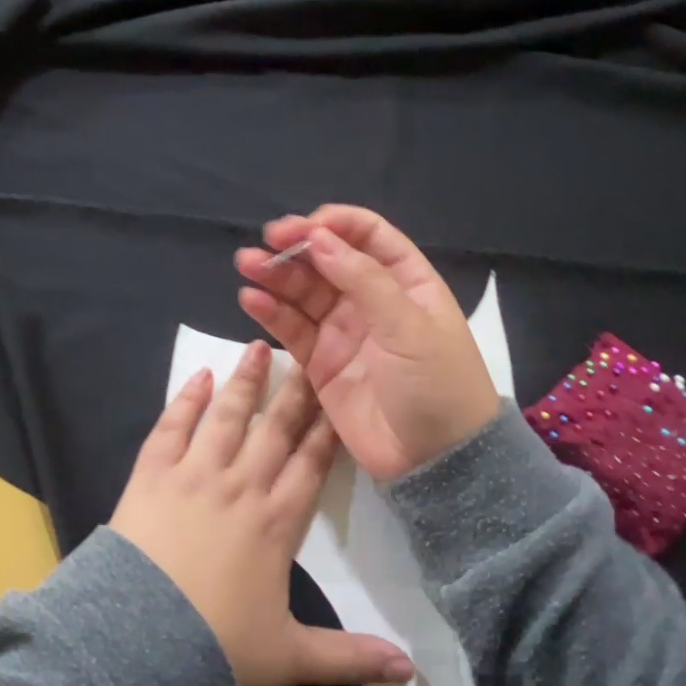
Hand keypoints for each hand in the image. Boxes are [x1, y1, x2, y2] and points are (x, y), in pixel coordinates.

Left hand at [109, 341, 414, 685]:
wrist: (142, 640)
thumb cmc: (217, 645)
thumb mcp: (290, 658)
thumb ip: (350, 658)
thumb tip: (412, 671)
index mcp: (277, 524)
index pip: (311, 464)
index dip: (326, 428)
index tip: (339, 393)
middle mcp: (240, 488)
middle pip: (275, 431)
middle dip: (294, 392)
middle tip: (308, 352)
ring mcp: (194, 476)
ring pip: (226, 418)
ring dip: (244, 383)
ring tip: (257, 347)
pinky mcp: (152, 475)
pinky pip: (172, 427)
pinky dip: (185, 400)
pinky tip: (197, 376)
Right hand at [234, 205, 501, 480]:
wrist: (437, 461)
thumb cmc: (437, 384)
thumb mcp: (409, 326)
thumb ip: (363, 279)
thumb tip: (319, 238)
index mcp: (405, 282)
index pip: (368, 237)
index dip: (336, 224)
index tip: (305, 227)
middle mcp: (371, 299)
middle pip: (327, 260)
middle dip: (296, 247)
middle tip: (266, 242)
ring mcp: (342, 330)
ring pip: (303, 292)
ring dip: (275, 275)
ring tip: (247, 264)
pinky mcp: (319, 362)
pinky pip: (290, 328)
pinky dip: (270, 311)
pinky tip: (250, 299)